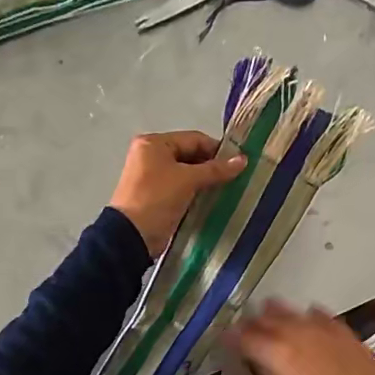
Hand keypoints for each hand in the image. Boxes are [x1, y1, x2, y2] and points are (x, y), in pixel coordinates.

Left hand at [107, 131, 246, 254]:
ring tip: (229, 188)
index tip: (239, 162)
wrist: (132, 235)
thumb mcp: (187, 180)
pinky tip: (212, 198)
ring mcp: (151, 177)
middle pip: (189, 155)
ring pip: (186, 173)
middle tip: (236, 176)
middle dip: (211, 165)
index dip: (217, 150)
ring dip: (205, 180)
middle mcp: (150, 156)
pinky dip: (195, 191)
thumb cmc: (157, 198)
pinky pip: (180, 187)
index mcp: (153, 143)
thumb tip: (242, 160)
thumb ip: (215, 169)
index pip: (193, 139)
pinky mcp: (155, 196)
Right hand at [225, 301, 374, 374]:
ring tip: (266, 320)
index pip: (244, 338)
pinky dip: (304, 316)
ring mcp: (322, 331)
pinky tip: (304, 322)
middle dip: (248, 323)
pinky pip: (317, 314)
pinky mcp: (343, 333)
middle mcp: (296, 335)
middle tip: (240, 333)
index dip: (229, 339)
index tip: (221, 343)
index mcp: (278, 356)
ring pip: (289, 311)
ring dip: (273, 315)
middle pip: (264, 319)